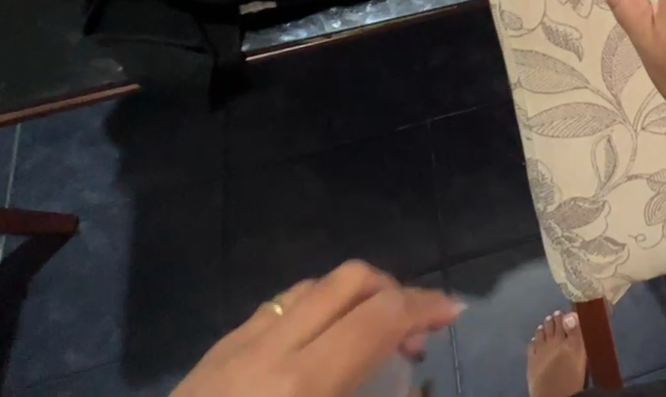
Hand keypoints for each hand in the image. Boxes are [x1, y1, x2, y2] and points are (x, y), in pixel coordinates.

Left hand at [172, 261, 460, 396]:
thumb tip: (410, 387)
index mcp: (301, 385)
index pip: (380, 315)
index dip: (424, 306)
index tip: (452, 313)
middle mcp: (272, 350)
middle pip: (351, 280)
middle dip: (394, 290)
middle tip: (412, 331)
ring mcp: (237, 345)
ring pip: (314, 286)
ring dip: (354, 297)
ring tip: (369, 334)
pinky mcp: (212, 353)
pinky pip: (278, 308)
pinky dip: (314, 312)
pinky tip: (316, 347)